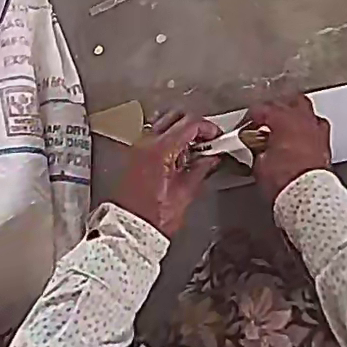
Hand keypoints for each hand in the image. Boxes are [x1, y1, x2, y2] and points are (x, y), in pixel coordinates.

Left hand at [110, 111, 222, 237]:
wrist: (129, 230)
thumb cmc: (152, 217)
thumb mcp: (185, 192)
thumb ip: (201, 169)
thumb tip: (211, 158)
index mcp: (160, 149)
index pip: (190, 123)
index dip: (208, 128)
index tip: (217, 137)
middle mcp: (146, 143)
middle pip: (176, 116)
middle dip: (195, 125)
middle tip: (209, 140)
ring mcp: (138, 148)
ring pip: (163, 122)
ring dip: (181, 130)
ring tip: (195, 148)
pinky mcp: (135, 155)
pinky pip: (154, 135)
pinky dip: (169, 138)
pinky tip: (178, 156)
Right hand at [246, 95, 331, 203]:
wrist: (308, 197)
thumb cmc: (286, 179)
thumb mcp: (260, 164)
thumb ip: (258, 150)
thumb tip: (259, 151)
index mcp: (284, 119)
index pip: (263, 109)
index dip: (251, 117)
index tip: (247, 125)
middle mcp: (303, 120)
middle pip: (291, 101)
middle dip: (279, 108)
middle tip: (268, 118)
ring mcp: (317, 132)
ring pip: (308, 112)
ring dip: (296, 117)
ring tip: (286, 126)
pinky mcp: (326, 146)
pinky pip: (317, 130)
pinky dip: (308, 132)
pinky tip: (302, 140)